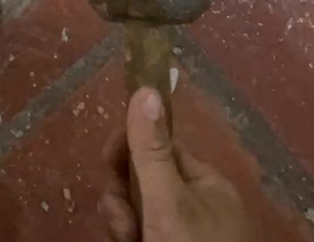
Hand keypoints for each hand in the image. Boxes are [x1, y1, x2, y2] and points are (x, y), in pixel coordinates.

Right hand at [100, 87, 257, 241]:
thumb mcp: (167, 202)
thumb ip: (150, 149)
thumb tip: (145, 87)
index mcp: (207, 184)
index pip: (158, 146)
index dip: (127, 150)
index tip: (106, 164)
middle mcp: (200, 206)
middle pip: (143, 179)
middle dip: (121, 196)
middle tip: (120, 223)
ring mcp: (188, 236)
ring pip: (138, 211)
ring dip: (122, 222)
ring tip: (125, 241)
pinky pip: (143, 234)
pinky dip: (131, 239)